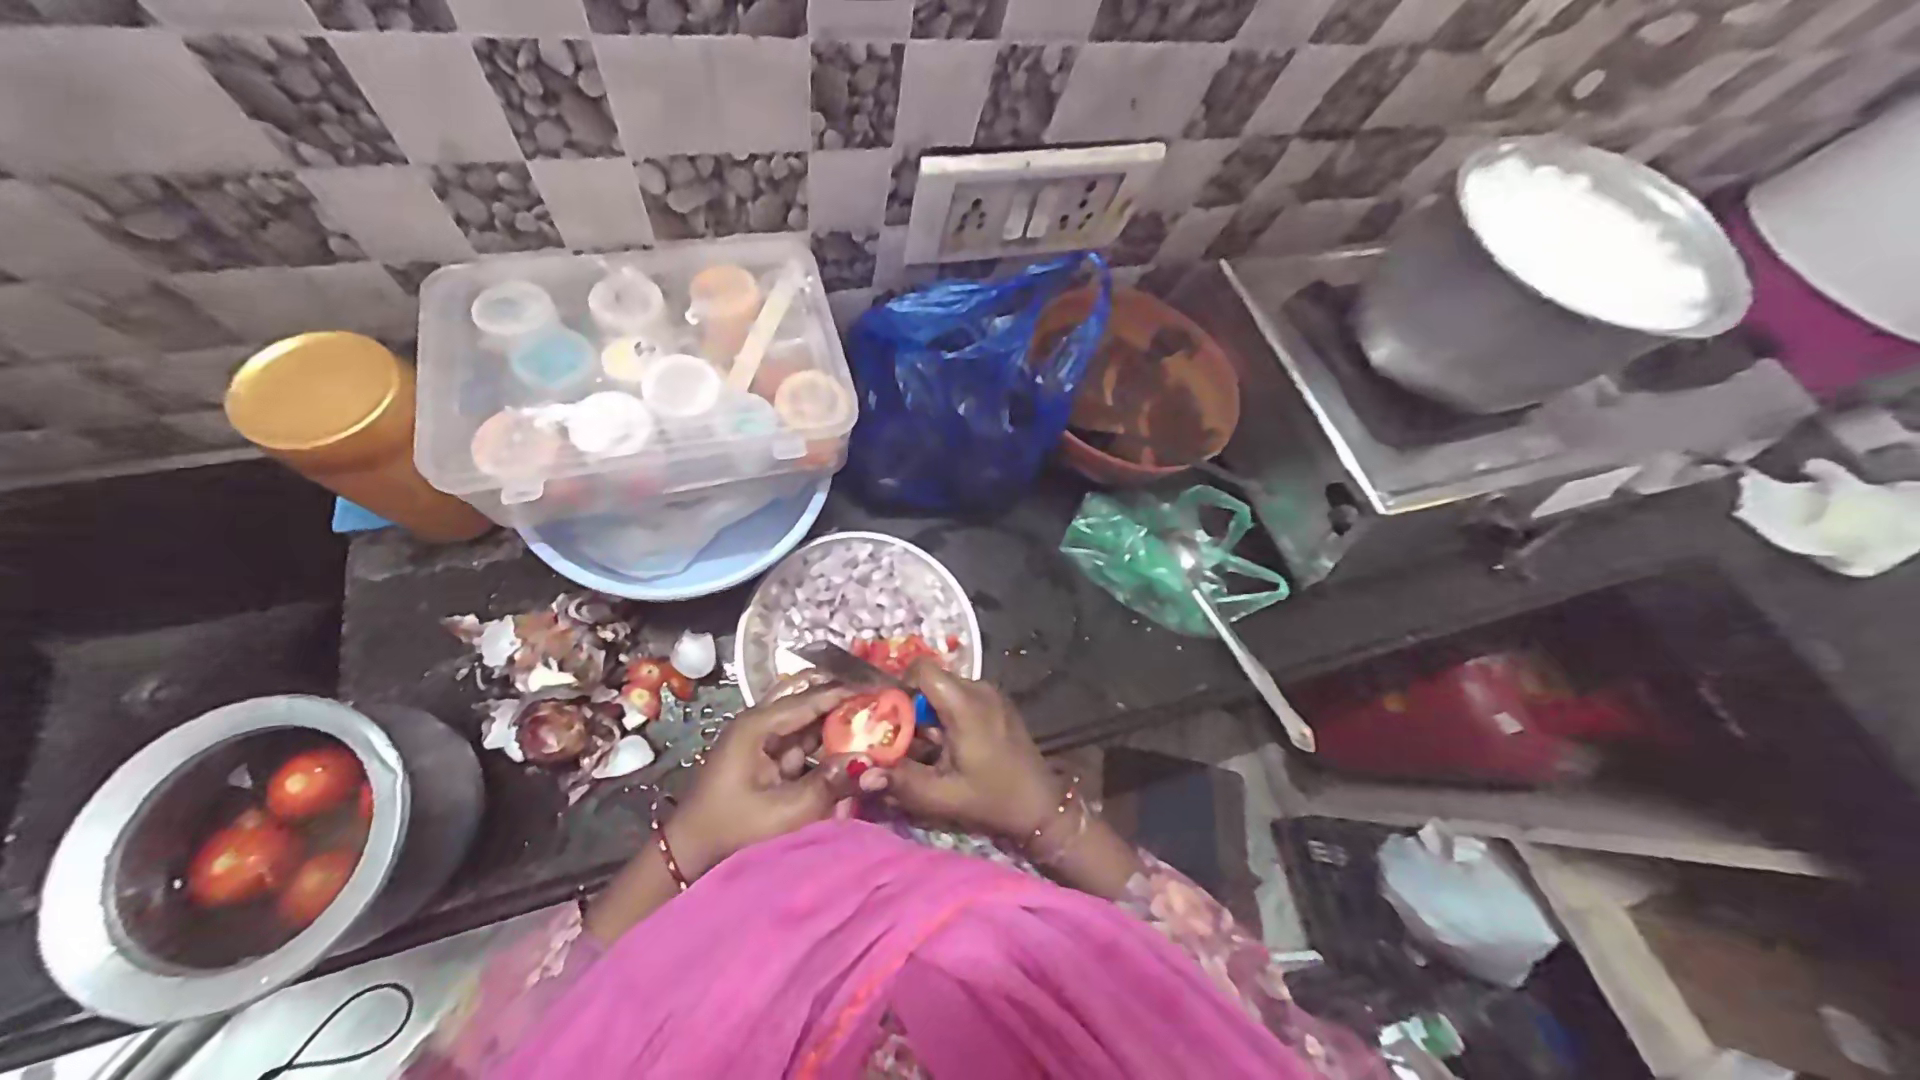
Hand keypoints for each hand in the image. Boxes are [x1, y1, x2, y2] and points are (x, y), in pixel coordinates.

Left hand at [667, 681, 867, 878]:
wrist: (688, 858)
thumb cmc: (734, 831)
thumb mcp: (787, 811)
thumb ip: (831, 784)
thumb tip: (871, 763)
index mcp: (757, 726)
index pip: (809, 699)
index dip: (845, 694)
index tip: (880, 690)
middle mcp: (759, 723)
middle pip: (805, 697)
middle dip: (839, 696)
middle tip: (877, 696)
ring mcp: (761, 740)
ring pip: (805, 717)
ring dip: (834, 717)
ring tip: (871, 713)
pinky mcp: (766, 759)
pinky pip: (801, 738)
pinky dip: (824, 737)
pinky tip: (850, 739)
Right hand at [884, 660, 1062, 839]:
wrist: (1042, 808)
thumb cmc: (992, 800)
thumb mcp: (941, 797)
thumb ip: (899, 780)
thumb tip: (860, 772)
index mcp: (966, 703)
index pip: (922, 668)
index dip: (900, 687)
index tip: (892, 718)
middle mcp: (980, 689)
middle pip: (932, 682)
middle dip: (913, 708)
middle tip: (906, 742)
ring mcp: (992, 695)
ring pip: (945, 691)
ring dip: (930, 715)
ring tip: (930, 750)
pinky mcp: (998, 705)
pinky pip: (962, 698)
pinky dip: (948, 717)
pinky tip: (951, 748)